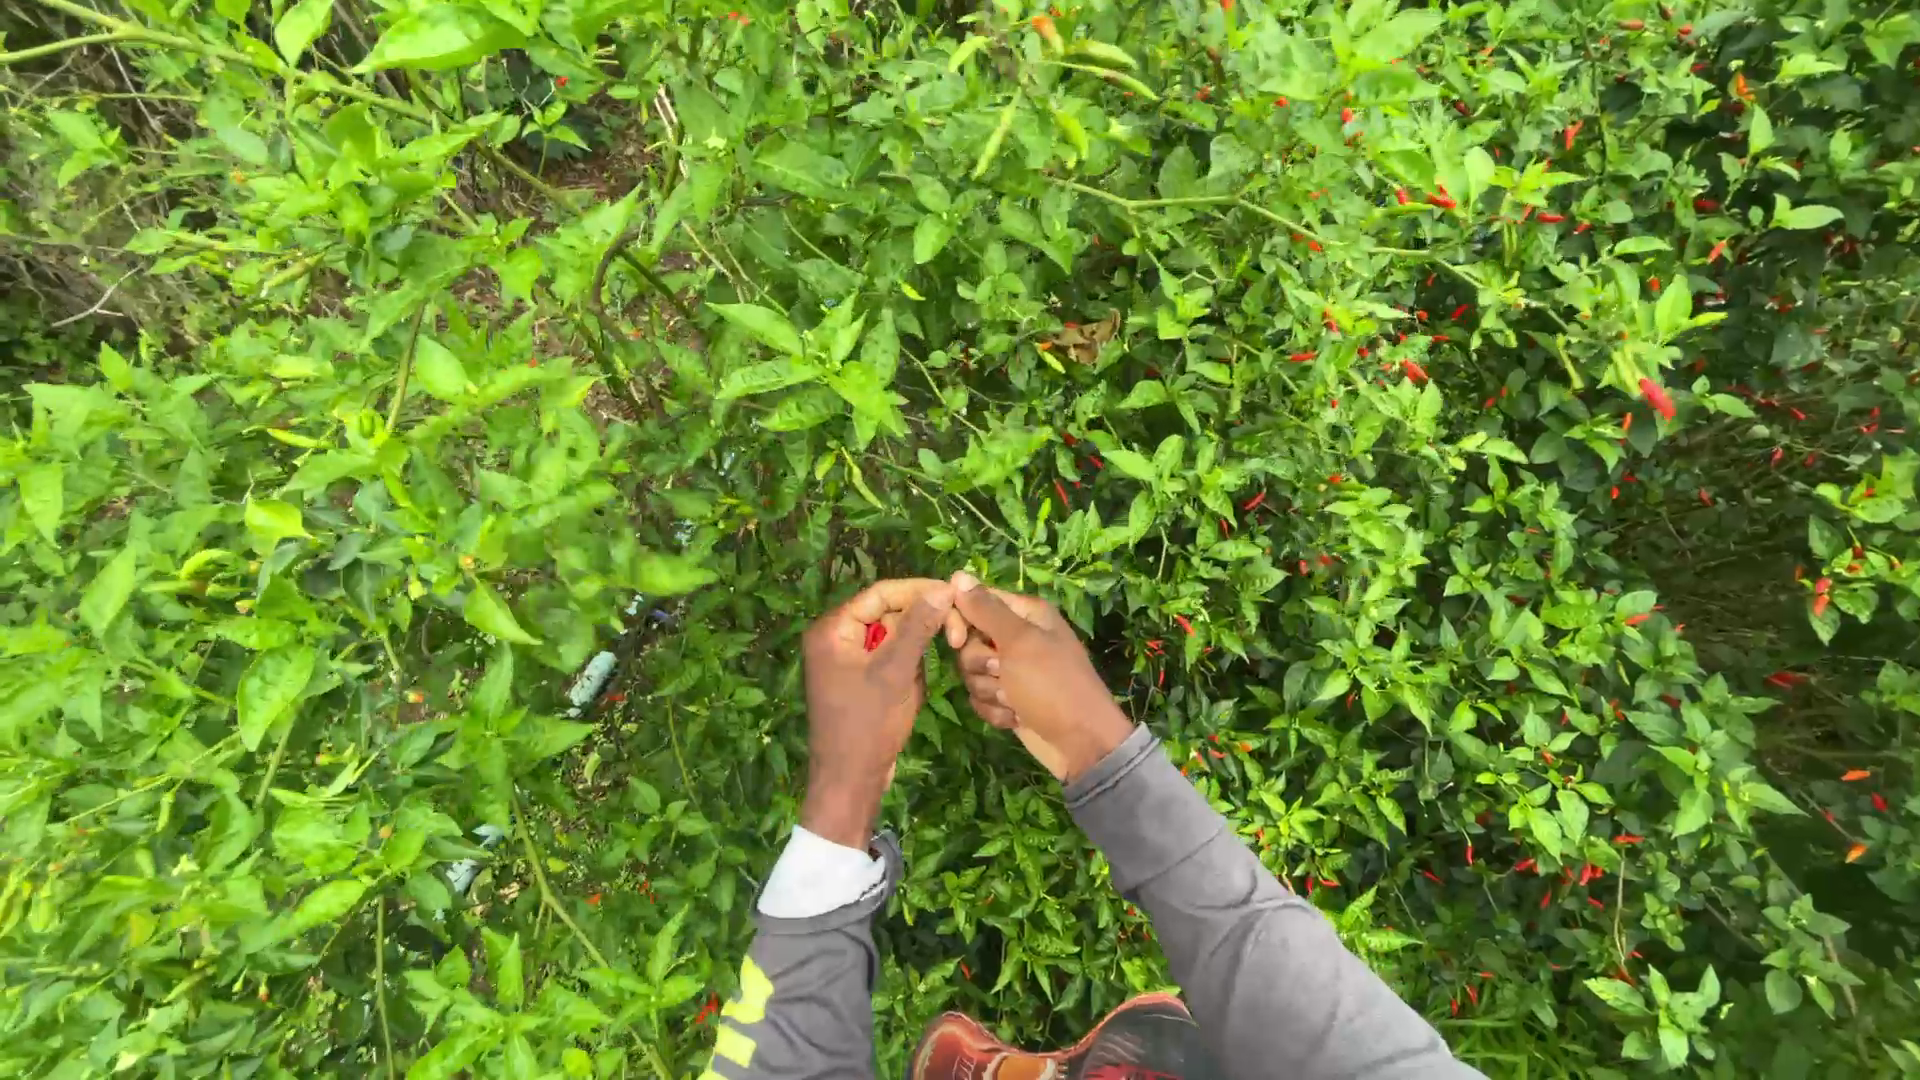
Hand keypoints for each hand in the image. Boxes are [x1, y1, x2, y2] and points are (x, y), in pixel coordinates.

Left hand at [800, 578, 958, 848]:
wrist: (850, 781)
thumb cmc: (868, 724)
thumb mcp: (896, 670)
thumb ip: (918, 626)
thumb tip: (943, 588)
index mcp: (833, 629)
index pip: (881, 593)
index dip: (919, 591)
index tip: (955, 595)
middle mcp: (835, 637)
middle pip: (888, 612)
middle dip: (921, 624)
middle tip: (956, 635)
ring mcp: (846, 659)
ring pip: (893, 636)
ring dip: (916, 650)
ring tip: (922, 676)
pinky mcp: (859, 678)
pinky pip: (890, 658)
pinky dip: (909, 667)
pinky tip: (912, 689)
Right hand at [949, 572, 1133, 782]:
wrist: (1081, 744)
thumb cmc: (1053, 685)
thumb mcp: (1019, 641)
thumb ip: (986, 609)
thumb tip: (958, 574)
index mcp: (1026, 613)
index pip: (976, 601)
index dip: (961, 620)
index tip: (958, 641)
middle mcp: (1019, 637)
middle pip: (969, 640)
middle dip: (980, 663)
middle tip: (1002, 673)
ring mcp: (1013, 670)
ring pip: (971, 673)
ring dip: (989, 690)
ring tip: (1014, 699)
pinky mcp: (1008, 699)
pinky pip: (981, 697)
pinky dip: (995, 710)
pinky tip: (1015, 717)